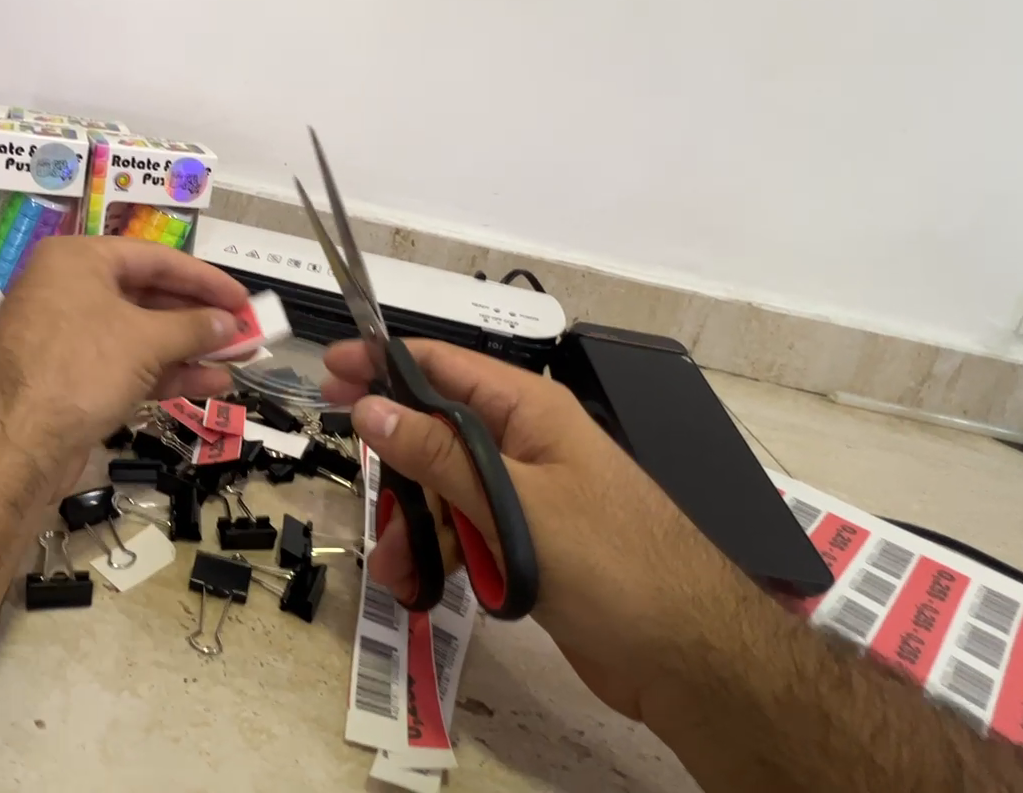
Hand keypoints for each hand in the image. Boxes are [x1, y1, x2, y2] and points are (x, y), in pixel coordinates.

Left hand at [0, 237, 248, 467]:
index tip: (245, 299)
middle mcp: (71, 290)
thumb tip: (232, 323)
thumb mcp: (145, 341)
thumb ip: (195, 327)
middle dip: (201, 318)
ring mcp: (70, 337)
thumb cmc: (79, 368)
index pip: (157, 259)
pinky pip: (129, 365)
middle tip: (247, 332)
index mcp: (79, 260)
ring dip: (191, 349)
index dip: (206, 280)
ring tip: (239, 360)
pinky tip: (210, 384)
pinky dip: (168, 373)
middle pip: (150, 296)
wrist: (10, 446)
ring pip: (143, 335)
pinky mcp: (73, 378)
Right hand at [322, 340, 762, 720]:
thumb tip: (370, 406)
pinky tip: (418, 582)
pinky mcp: (522, 539)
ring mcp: (522, 493)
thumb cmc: (611, 563)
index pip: (442, 366)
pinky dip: (438, 552)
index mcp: (527, 410)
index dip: (383, 362)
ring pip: (442, 487)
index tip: (331, 369)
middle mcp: (521, 442)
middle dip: (394, 460)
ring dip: (412, 522)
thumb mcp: (512, 502)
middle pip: (435, 430)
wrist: (690, 660)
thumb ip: (436, 453)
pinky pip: (463, 530)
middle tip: (352, 465)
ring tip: (392, 564)